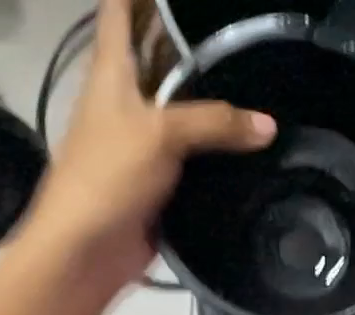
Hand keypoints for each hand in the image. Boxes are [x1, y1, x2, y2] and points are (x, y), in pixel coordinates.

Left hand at [21, 0, 276, 294]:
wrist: (86, 251)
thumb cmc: (107, 176)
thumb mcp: (160, 134)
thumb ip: (215, 123)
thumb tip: (268, 126)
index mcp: (112, 72)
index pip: (120, 10)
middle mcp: (126, 101)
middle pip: (157, 57)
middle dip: (190, 42)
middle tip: (239, 36)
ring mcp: (142, 143)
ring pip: (181, 109)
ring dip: (211, 99)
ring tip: (257, 81)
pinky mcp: (159, 182)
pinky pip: (193, 158)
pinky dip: (217, 151)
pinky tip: (249, 147)